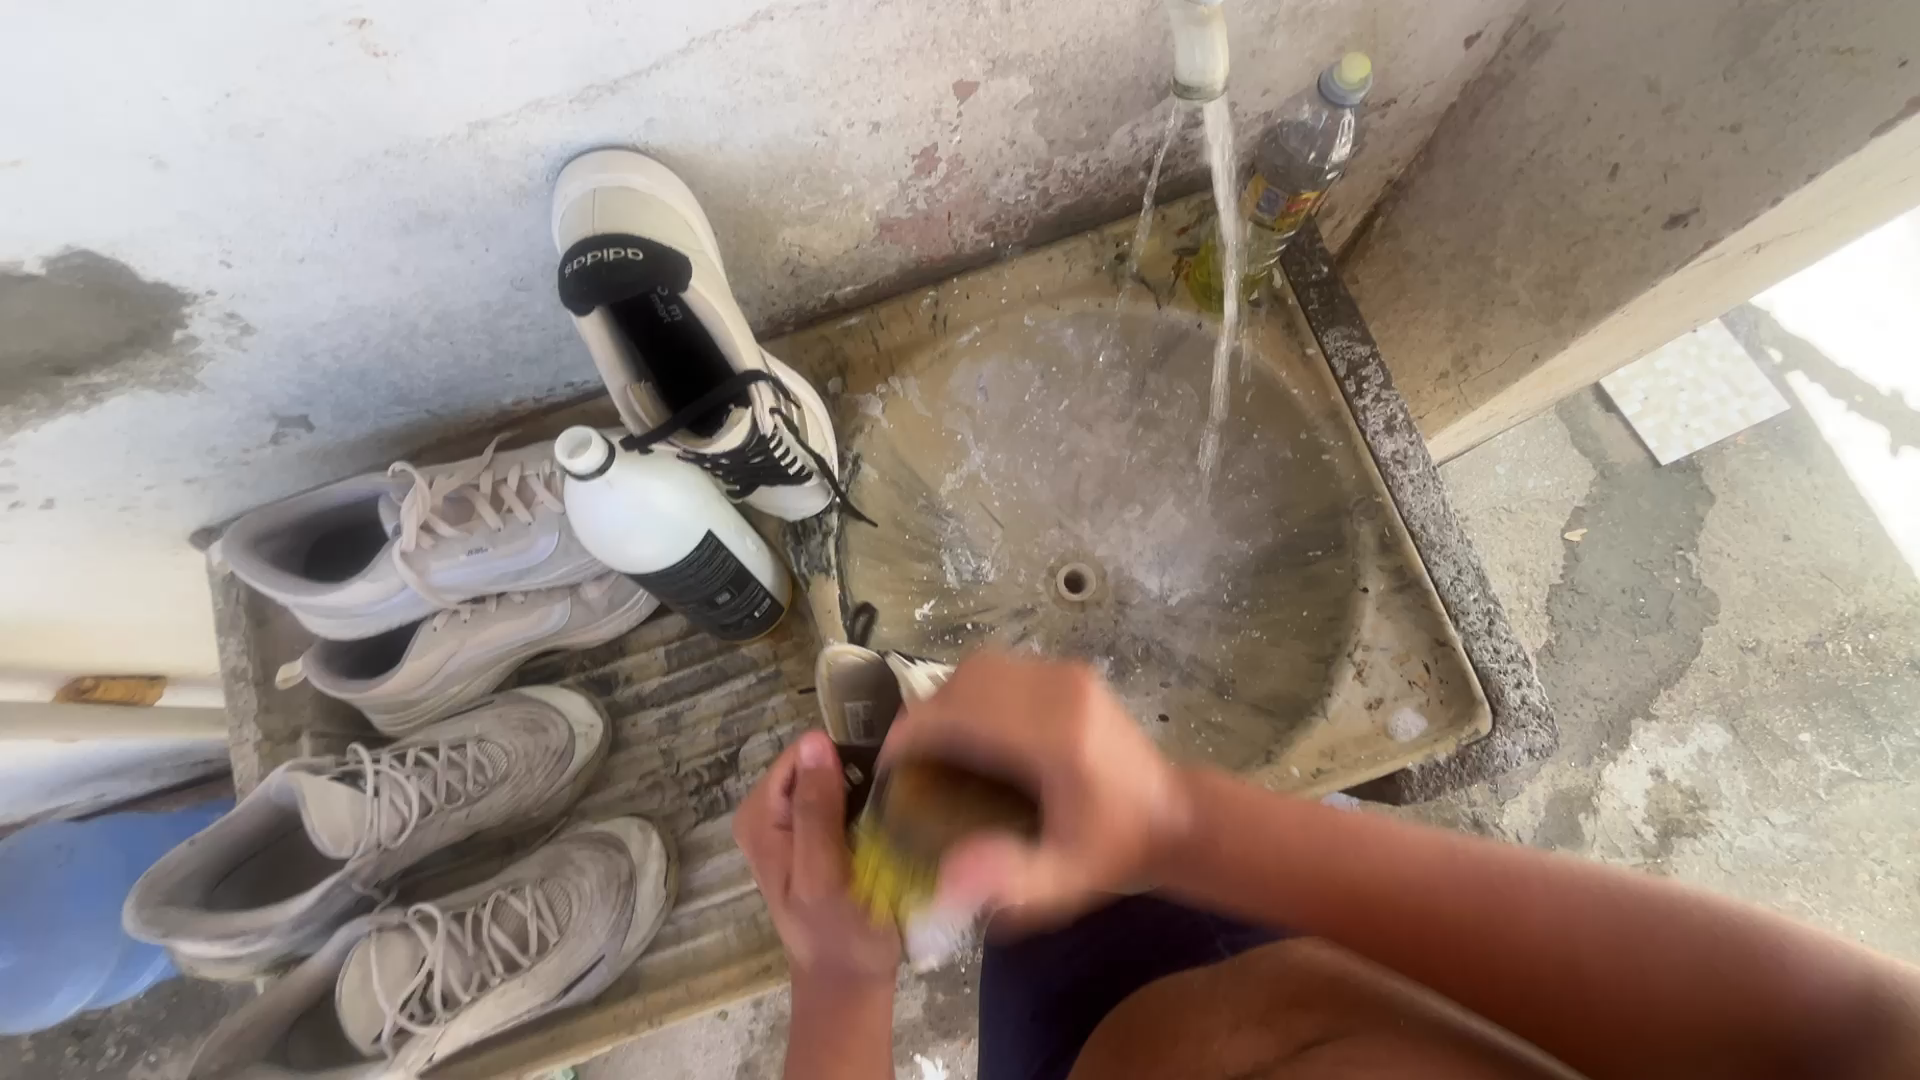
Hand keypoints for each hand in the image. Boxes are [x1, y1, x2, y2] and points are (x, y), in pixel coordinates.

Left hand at [734, 731, 900, 989]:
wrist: (850, 980)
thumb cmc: (838, 934)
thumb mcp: (825, 872)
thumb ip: (817, 810)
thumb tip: (816, 742)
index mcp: (758, 817)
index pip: (802, 754)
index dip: (841, 761)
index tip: (877, 785)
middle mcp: (769, 811)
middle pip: (817, 761)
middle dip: (854, 773)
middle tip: (887, 805)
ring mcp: (792, 822)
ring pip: (833, 776)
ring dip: (864, 787)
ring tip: (891, 811)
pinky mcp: (816, 832)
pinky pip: (842, 795)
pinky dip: (865, 802)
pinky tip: (886, 821)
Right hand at [879, 651, 1187, 929]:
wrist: (1173, 815)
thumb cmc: (1113, 851)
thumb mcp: (1065, 882)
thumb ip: (1006, 880)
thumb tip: (943, 879)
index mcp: (1056, 737)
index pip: (962, 713)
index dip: (913, 733)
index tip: (889, 767)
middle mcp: (1060, 690)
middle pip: (966, 681)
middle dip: (924, 715)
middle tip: (908, 760)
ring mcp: (1066, 673)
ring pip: (980, 668)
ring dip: (946, 701)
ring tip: (934, 745)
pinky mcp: (1069, 672)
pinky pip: (1002, 669)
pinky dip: (972, 693)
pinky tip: (971, 731)